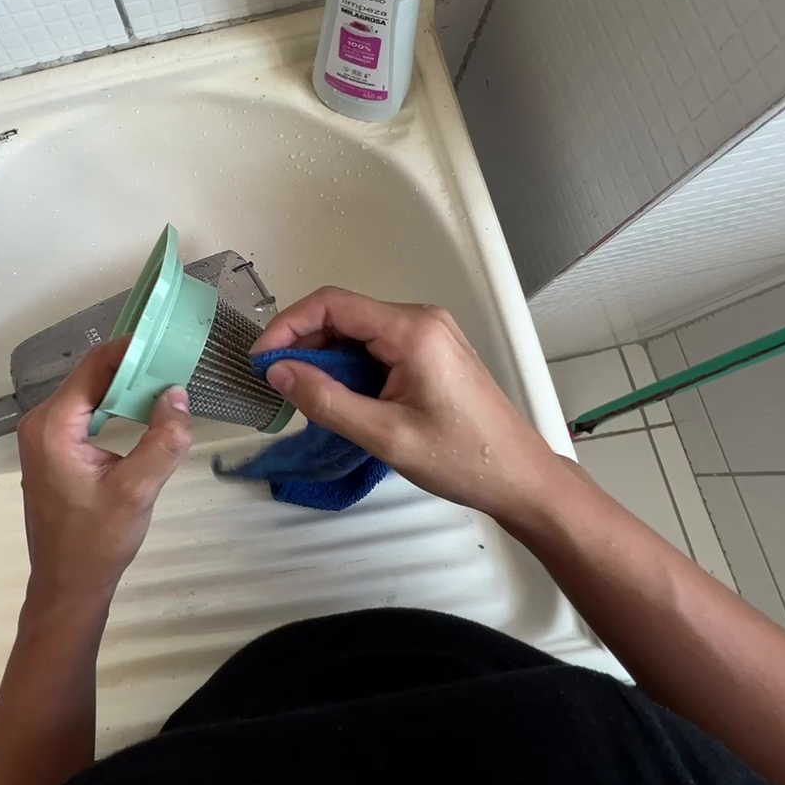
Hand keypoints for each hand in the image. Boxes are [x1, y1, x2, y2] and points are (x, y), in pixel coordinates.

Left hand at [14, 337, 193, 609]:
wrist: (68, 586)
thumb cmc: (97, 542)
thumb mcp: (137, 491)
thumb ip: (162, 440)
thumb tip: (177, 394)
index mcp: (53, 426)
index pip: (93, 367)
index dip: (130, 350)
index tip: (165, 343)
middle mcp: (41, 422)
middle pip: (90, 377)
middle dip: (131, 367)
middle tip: (172, 362)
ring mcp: (43, 435)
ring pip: (89, 393)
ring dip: (124, 386)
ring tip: (164, 382)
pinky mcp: (53, 447)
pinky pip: (86, 411)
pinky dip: (114, 405)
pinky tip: (142, 409)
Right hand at [251, 286, 562, 523]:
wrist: (522, 479)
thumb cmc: (462, 459)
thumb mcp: (385, 435)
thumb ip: (326, 400)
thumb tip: (278, 372)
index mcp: (412, 330)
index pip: (333, 304)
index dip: (289, 325)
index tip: (262, 358)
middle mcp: (420, 319)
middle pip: (343, 314)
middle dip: (303, 342)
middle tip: (276, 381)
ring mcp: (427, 332)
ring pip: (356, 331)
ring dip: (324, 356)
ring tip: (302, 393)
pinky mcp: (429, 350)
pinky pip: (375, 345)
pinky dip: (347, 365)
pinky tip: (336, 394)